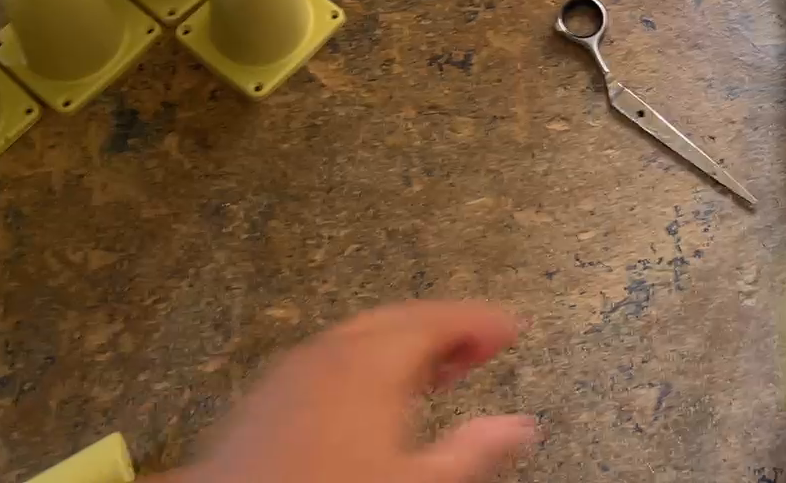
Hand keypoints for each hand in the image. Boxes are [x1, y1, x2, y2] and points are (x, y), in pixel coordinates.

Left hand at [161, 301, 536, 482]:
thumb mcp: (416, 482)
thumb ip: (473, 450)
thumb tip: (522, 427)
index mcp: (373, 360)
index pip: (443, 319)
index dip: (484, 321)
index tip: (514, 329)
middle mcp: (333, 351)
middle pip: (404, 320)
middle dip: (449, 329)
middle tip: (484, 349)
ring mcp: (291, 372)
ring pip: (365, 337)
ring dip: (408, 346)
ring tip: (440, 374)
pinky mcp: (262, 399)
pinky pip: (330, 359)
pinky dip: (367, 362)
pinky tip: (376, 397)